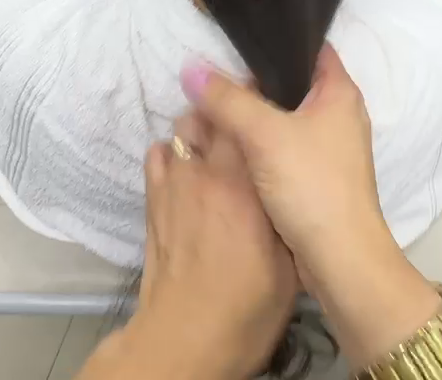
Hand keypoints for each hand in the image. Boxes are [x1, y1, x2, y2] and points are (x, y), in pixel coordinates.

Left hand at [104, 112, 296, 379]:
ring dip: (199, 130)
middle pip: (207, 113)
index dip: (254, 101)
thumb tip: (288, 185)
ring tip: (215, 146)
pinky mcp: (152, 200)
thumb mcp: (289, 263)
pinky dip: (172, 153)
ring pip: (181, 129)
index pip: (242, 116)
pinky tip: (186, 170)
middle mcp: (205, 171)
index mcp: (243, 183)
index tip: (269, 102)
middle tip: (244, 125)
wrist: (186, 340)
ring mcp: (173, 183)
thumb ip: (286, 213)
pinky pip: (158, 154)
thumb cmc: (248, 306)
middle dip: (225, 110)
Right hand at [186, 46, 441, 368]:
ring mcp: (326, 146)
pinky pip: (280, 144)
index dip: (278, 36)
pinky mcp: (314, 174)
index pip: (309, 46)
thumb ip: (226, 100)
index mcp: (339, 92)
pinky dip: (257, 141)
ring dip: (252, 112)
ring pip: (282, 115)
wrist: (340, 263)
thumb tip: (190, 68)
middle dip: (253, 78)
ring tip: (212, 100)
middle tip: (213, 70)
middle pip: (290, 81)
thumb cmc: (313, 186)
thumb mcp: (263, 135)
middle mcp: (338, 113)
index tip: (238, 33)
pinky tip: (227, 140)